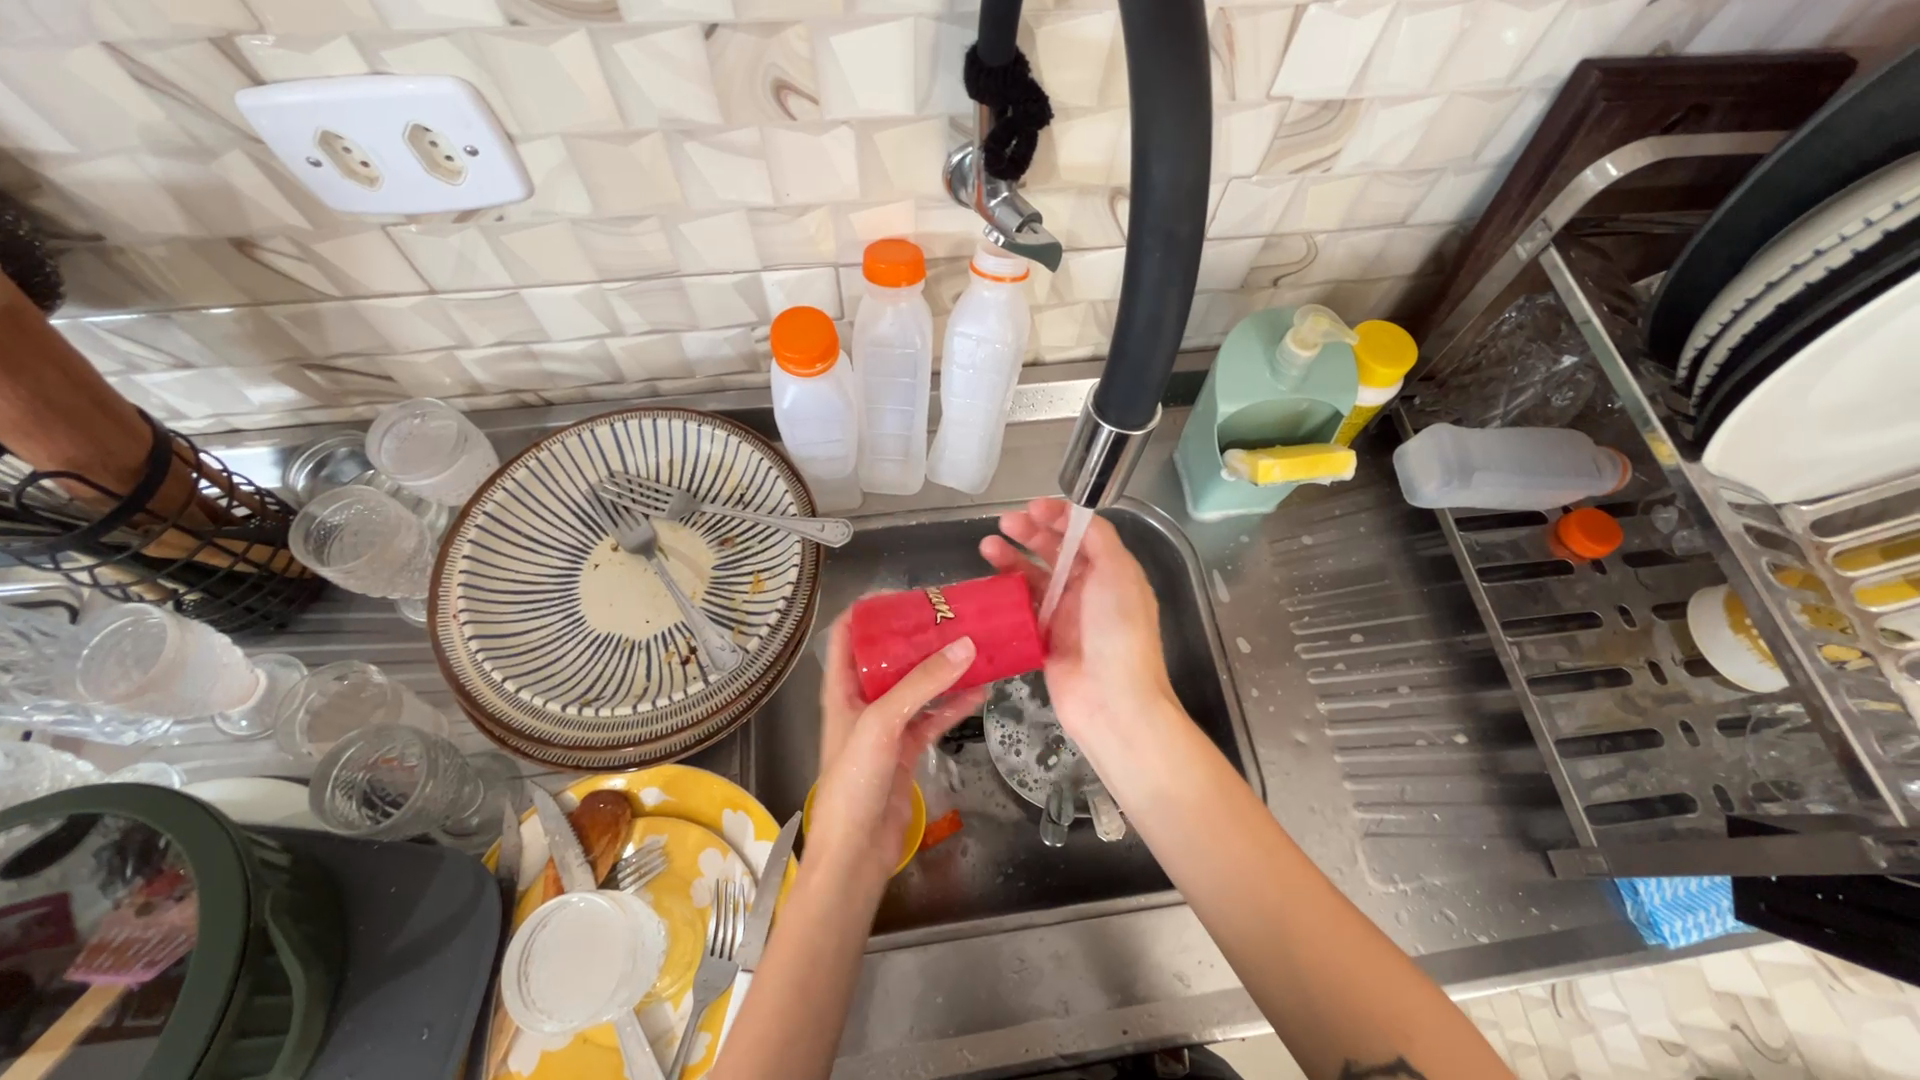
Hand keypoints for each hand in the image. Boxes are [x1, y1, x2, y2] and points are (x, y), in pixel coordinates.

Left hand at [810, 613, 985, 885]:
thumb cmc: (854, 780)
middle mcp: (862, 700)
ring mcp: (887, 725)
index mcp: (841, 687)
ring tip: (976, 646)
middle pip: (889, 656)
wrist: (857, 849)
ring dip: (943, 669)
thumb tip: (965, 646)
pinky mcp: (907, 749)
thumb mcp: (883, 722)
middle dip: (919, 636)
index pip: (848, 633)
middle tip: (953, 616)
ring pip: (917, 686)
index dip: (871, 610)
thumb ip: (923, 684)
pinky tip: (982, 691)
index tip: (907, 593)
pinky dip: (955, 705)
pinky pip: (934, 717)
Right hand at [980, 498, 1177, 751]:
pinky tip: (989, 584)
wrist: (1113, 702)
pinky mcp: (1043, 641)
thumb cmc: (1119, 633)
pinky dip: (1005, 595)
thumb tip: (1077, 515)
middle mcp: (1088, 591)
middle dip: (1030, 533)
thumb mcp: (1119, 574)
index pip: (1082, 533)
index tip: (1031, 507)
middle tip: (1004, 524)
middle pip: (1055, 552)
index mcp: (1111, 572)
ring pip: (1033, 579)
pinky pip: (1021, 611)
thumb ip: (1100, 539)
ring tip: (987, 547)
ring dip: (1012, 561)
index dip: (1058, 516)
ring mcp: (1064, 617)